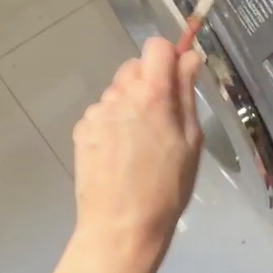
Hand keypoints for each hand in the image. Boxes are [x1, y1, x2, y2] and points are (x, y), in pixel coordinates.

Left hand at [71, 37, 203, 253]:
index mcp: (152, 94)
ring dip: (131, 104)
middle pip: (135, 67)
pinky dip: (113, 124)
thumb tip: (190, 58)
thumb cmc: (167, 188)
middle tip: (163, 119)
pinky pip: (103, 114)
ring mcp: (96, 113)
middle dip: (150, 83)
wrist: (121, 226)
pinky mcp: (81, 131)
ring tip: (141, 144)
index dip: (170, 57)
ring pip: (118, 91)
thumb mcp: (190, 141)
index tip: (178, 79)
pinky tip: (121, 155)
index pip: (156, 46)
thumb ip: (187, 94)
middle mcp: (119, 95)